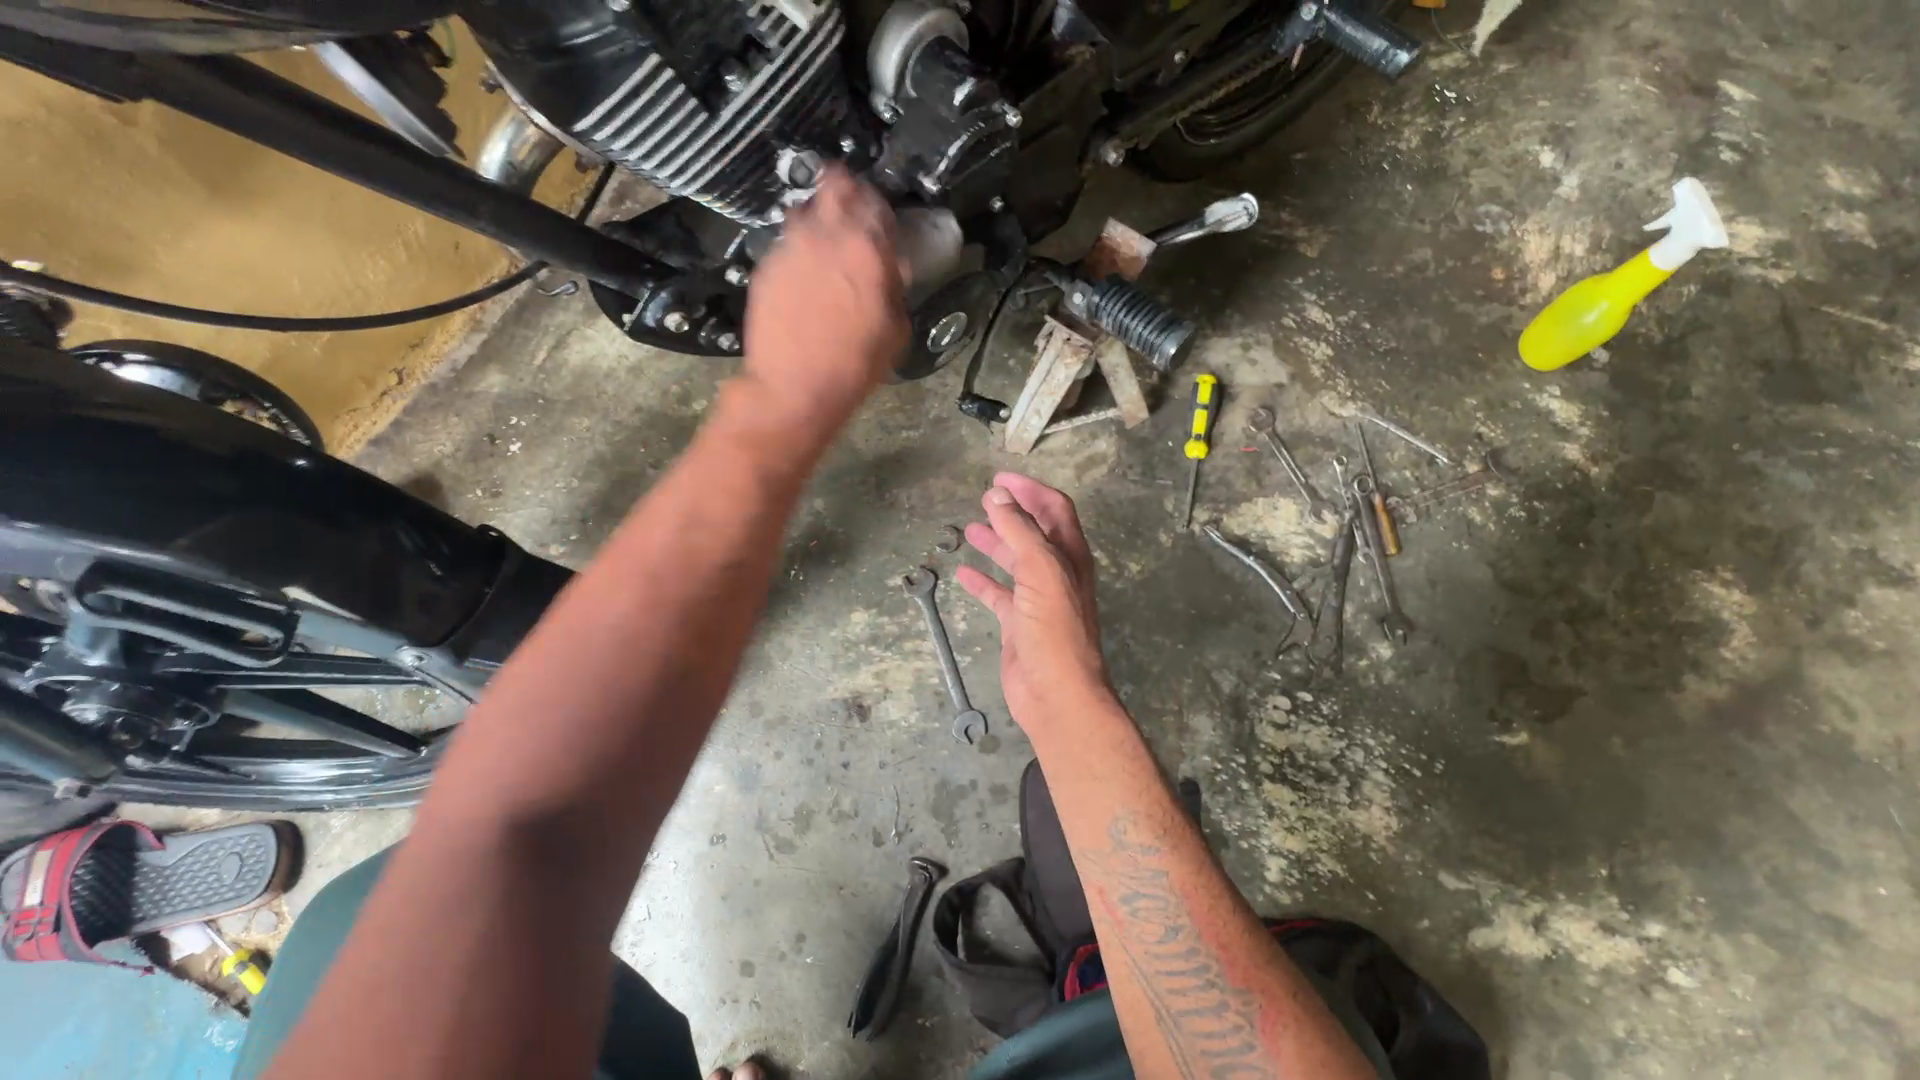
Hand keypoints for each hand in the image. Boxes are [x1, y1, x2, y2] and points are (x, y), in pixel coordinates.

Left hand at [740, 167, 907, 433]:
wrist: (795, 387)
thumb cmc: (854, 364)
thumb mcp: (894, 327)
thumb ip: (893, 285)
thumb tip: (890, 268)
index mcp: (867, 247)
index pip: (873, 198)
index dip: (875, 202)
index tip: (877, 213)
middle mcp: (826, 235)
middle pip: (834, 185)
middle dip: (842, 191)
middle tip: (848, 207)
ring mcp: (790, 247)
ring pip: (804, 210)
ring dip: (816, 219)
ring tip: (822, 243)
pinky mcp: (765, 265)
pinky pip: (785, 243)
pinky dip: (795, 250)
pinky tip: (801, 276)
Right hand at [955, 473, 1114, 731]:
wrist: (1056, 692)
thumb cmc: (1054, 629)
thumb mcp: (1041, 571)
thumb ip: (1020, 531)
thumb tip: (998, 496)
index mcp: (1070, 556)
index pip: (1054, 509)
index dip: (1030, 490)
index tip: (999, 477)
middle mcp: (1057, 573)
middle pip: (1034, 532)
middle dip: (1012, 512)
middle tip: (984, 497)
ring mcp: (1037, 600)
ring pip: (1015, 562)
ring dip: (996, 543)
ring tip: (970, 528)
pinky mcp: (1018, 624)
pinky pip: (998, 595)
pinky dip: (982, 582)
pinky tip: (963, 574)